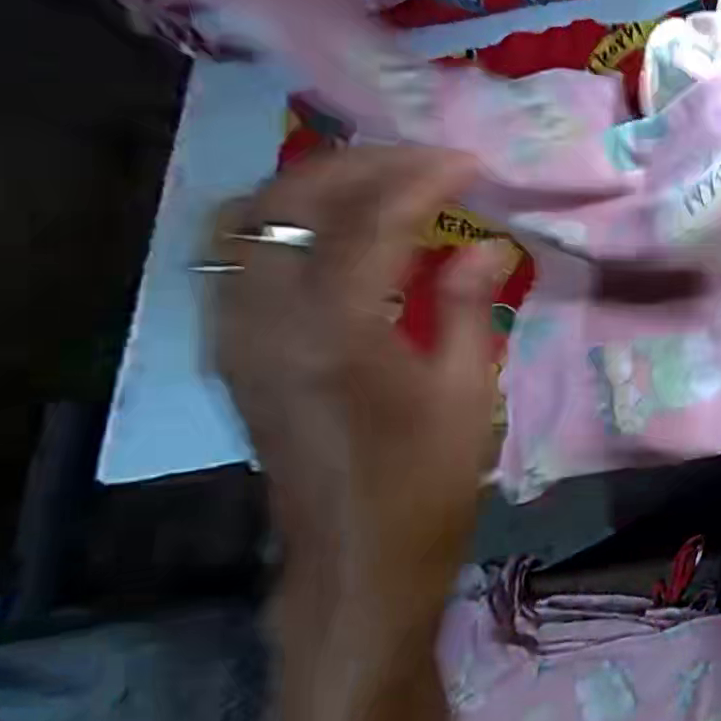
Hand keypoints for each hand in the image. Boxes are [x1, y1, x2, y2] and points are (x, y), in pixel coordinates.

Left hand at [208, 145, 502, 624]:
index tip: (471, 164)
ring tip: (379, 185)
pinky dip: (286, 223)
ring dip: (314, 186)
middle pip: (293, 200)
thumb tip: (489, 244)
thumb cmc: (428, 480)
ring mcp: (236, 334)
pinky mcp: (231, 351)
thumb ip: (471, 304)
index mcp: (337, 331)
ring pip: (247, 219)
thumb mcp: (468, 391)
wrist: (357, 557)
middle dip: (364, 166)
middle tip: (426, 163)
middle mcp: (267, 319)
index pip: (372, 220)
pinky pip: (239, 257)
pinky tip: (336, 235)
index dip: (424, 179)